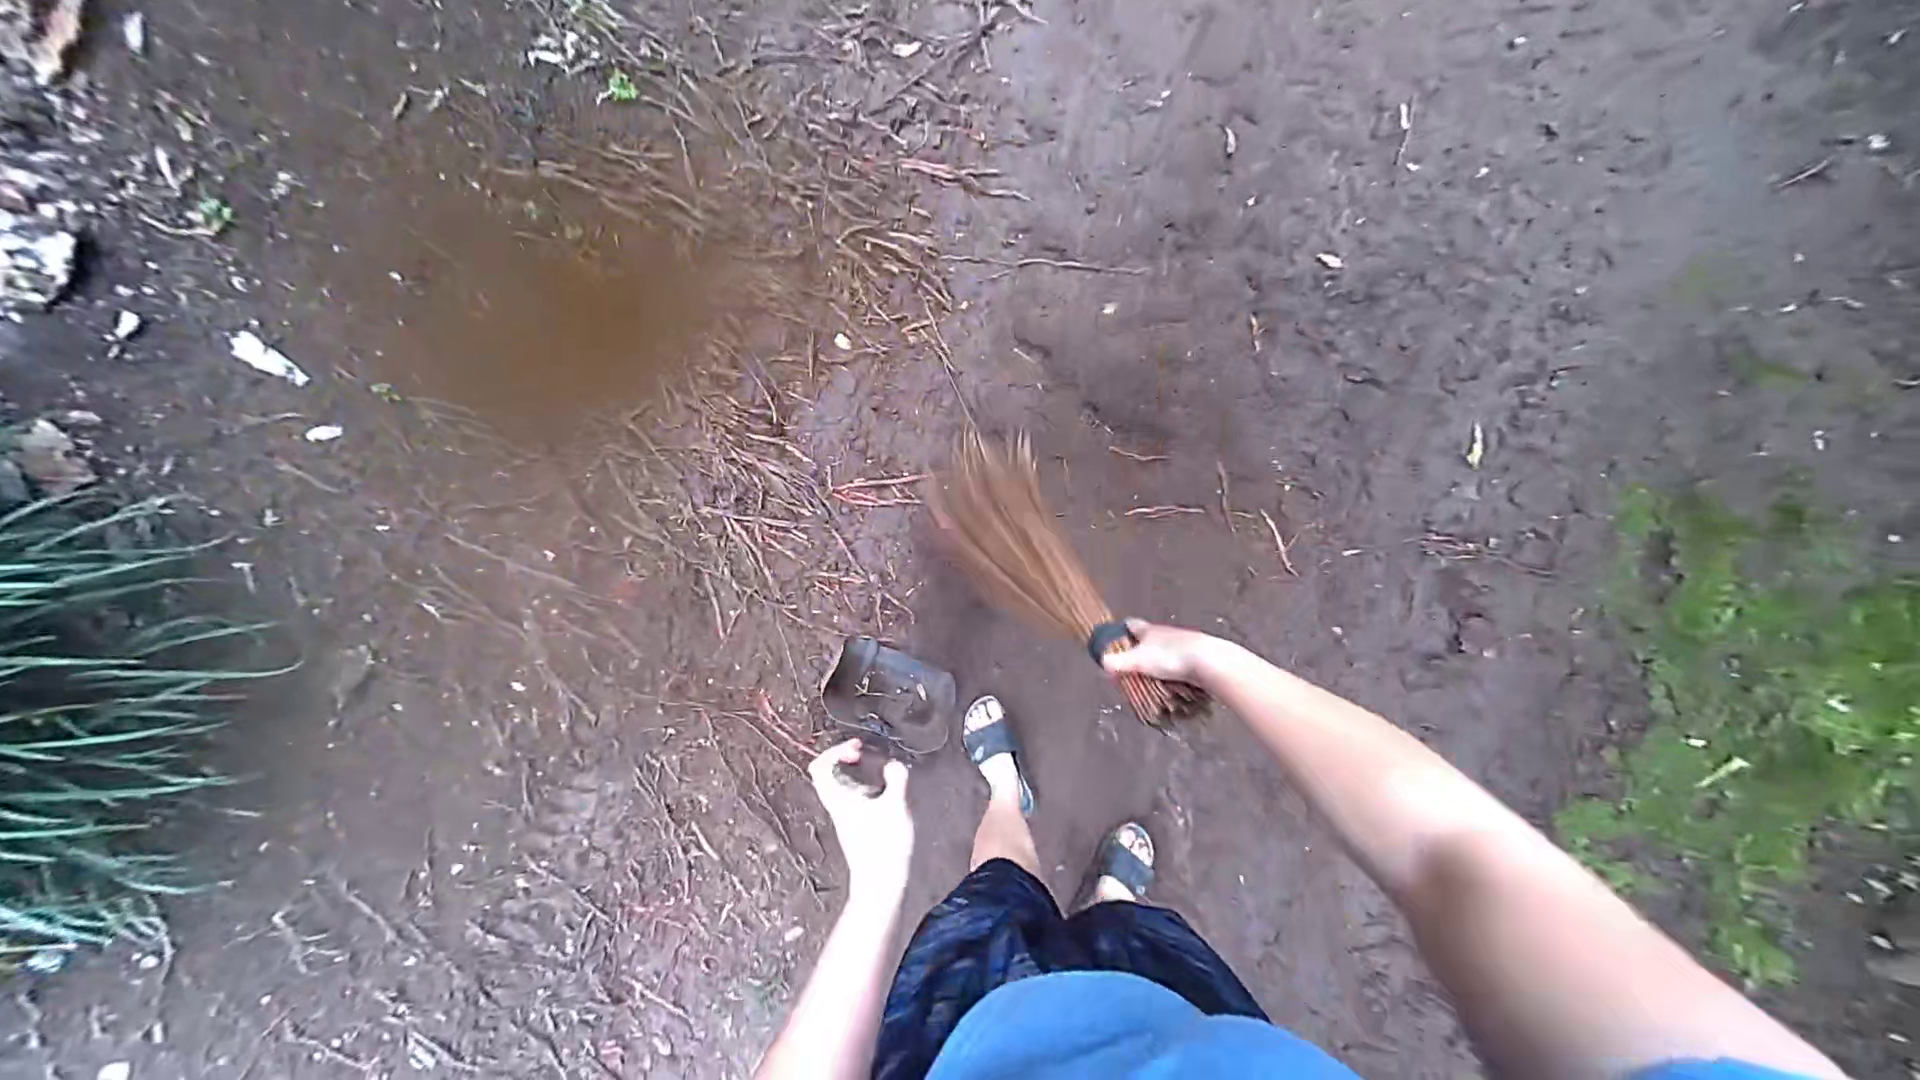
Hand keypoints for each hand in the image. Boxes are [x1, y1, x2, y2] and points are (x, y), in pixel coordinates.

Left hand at [808, 739, 913, 897]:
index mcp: (839, 797)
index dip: (836, 750)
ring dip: (854, 770)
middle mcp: (836, 805)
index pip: (820, 766)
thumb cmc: (886, 845)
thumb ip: (896, 778)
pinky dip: (861, 784)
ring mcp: (844, 816)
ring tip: (876, 767)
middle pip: (827, 773)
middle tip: (864, 752)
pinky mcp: (854, 826)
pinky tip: (882, 789)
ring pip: (838, 784)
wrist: (880, 886)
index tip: (858, 748)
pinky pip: (849, 795)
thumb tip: (893, 764)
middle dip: (844, 756)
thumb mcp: (897, 806)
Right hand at [1099, 618, 1238, 685]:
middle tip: (1130, 668)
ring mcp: (1181, 644)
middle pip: (1146, 639)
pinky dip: (1171, 671)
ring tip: (1149, 680)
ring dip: (1156, 662)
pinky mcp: (1194, 657)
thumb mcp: (1138, 661)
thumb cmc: (1171, 657)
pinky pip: (1177, 663)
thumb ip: (1118, 662)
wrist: (1209, 662)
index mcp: (1148, 630)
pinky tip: (1170, 683)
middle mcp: (1164, 633)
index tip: (1114, 641)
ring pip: (1163, 651)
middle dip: (1138, 651)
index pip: (1130, 625)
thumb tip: (1102, 663)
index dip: (1120, 631)